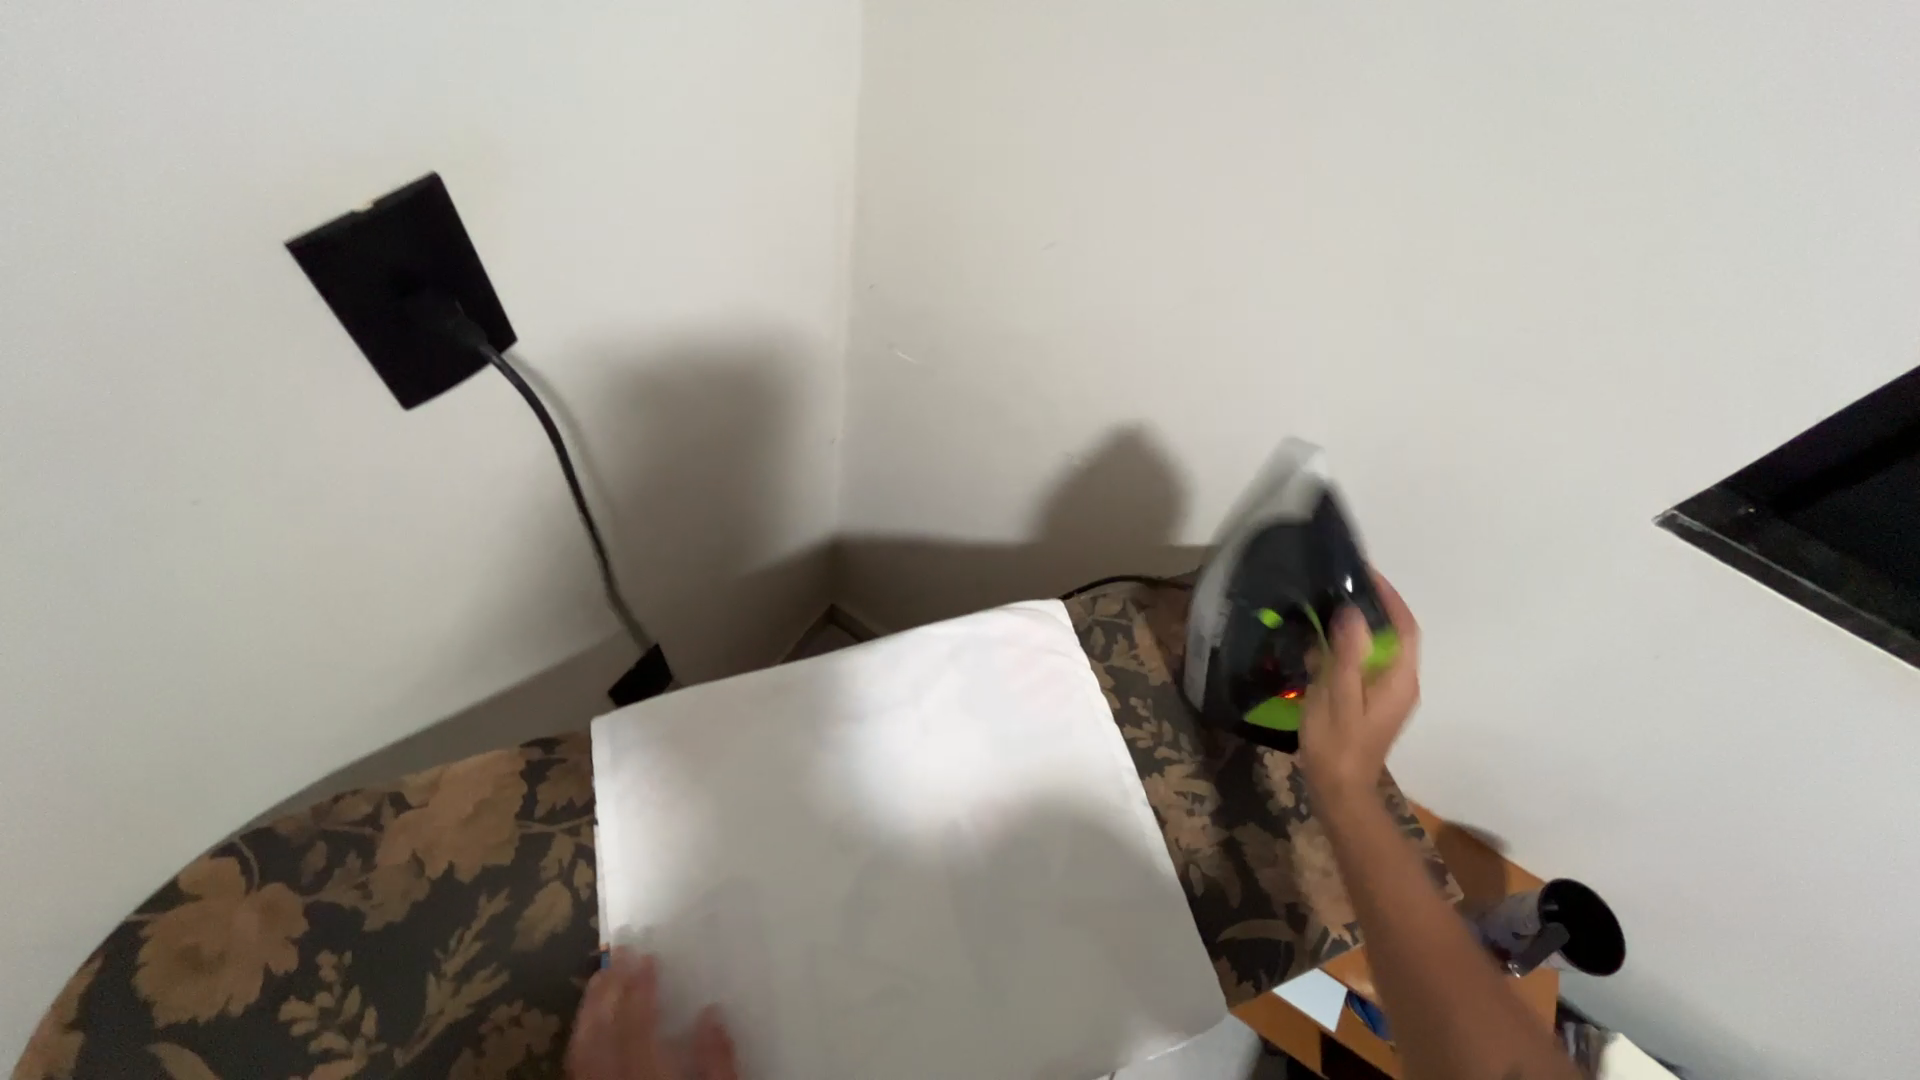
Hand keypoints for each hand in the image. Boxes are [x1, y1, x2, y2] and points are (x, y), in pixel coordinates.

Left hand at [568, 950, 738, 1079]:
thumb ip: (720, 1064)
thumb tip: (711, 1013)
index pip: (637, 1029)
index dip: (638, 989)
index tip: (644, 954)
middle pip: (602, 1038)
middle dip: (608, 993)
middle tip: (618, 953)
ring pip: (582, 1055)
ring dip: (589, 1013)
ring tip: (599, 977)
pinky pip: (578, 1071)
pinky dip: (582, 1041)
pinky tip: (592, 1024)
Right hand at [1298, 572, 1420, 800]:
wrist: (1339, 789)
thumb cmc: (1337, 743)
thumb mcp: (1338, 696)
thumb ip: (1347, 654)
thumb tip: (1354, 613)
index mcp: (1399, 679)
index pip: (1404, 627)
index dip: (1390, 598)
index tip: (1365, 574)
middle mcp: (1400, 682)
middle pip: (1393, 634)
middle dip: (1372, 607)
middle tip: (1340, 585)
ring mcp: (1385, 693)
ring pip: (1376, 648)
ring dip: (1357, 626)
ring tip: (1327, 607)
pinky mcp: (1369, 701)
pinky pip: (1363, 663)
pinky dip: (1346, 647)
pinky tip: (1319, 645)